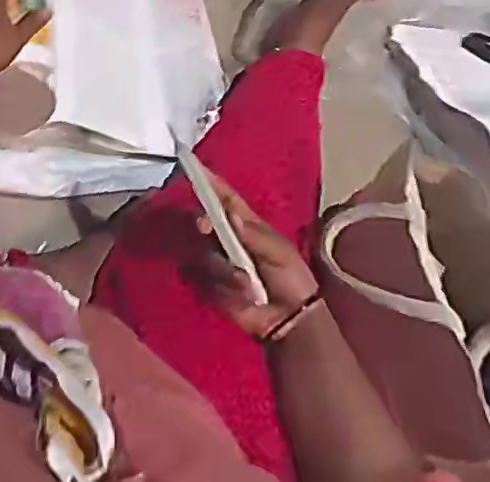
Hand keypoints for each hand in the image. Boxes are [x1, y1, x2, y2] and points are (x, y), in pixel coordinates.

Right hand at [194, 173, 320, 338]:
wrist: (292, 322)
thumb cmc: (292, 279)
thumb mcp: (281, 254)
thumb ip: (256, 236)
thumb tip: (232, 216)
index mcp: (246, 225)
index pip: (226, 199)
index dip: (212, 183)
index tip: (197, 168)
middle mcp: (227, 239)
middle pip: (204, 222)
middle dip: (202, 222)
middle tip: (204, 227)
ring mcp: (218, 262)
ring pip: (204, 254)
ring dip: (226, 270)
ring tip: (249, 286)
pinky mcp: (212, 286)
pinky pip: (205, 281)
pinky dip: (223, 288)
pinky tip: (243, 297)